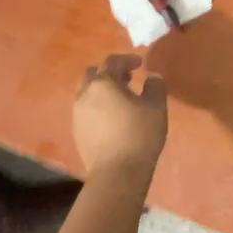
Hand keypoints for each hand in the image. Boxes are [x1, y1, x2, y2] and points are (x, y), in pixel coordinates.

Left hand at [74, 54, 168, 184]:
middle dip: (110, 72)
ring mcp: (77, 114)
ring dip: (102, 89)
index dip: (127, 59)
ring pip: (86, 92)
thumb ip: (155, 87)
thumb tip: (152, 77)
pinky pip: (85, 109)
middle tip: (128, 79)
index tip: (141, 63)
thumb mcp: (156, 107)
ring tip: (120, 99)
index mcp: (103, 84)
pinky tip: (112, 117)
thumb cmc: (139, 134)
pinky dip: (97, 105)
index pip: (112, 62)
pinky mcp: (76, 131)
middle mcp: (84, 95)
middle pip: (93, 74)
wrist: (117, 172)